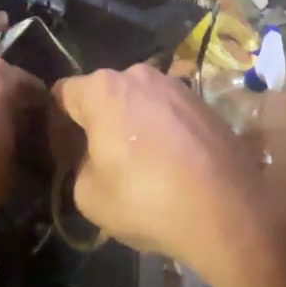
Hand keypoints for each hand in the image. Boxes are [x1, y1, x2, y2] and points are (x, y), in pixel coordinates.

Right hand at [52, 63, 283, 273]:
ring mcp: (176, 86)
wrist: (228, 211)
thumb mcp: (89, 196)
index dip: (58, 125)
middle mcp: (138, 75)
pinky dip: (164, 133)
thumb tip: (93, 161)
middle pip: (104, 95)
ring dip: (133, 126)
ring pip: (140, 102)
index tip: (65, 156)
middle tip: (101, 161)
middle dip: (98, 123)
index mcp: (102, 89)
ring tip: (142, 166)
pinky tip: (173, 168)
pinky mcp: (205, 104)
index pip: (63, 93)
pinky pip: (170, 114)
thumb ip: (78, 168)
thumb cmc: (146, 199)